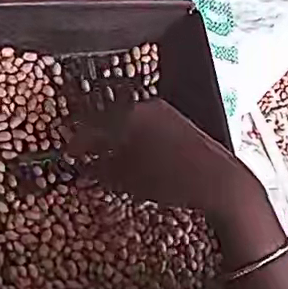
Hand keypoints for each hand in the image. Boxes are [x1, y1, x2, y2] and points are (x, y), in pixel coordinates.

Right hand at [69, 99, 256, 218]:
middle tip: (85, 156)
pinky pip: (148, 128)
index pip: (92, 126)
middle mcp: (145, 108)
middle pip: (111, 120)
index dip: (78, 142)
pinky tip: (135, 157)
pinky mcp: (180, 124)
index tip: (69, 154)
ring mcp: (165, 113)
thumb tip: (86, 167)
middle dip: (97, 139)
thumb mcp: (127, 180)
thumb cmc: (168, 179)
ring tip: (109, 160)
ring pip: (130, 123)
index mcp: (127, 116)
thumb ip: (101, 170)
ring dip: (116, 140)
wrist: (218, 180)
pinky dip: (135, 140)